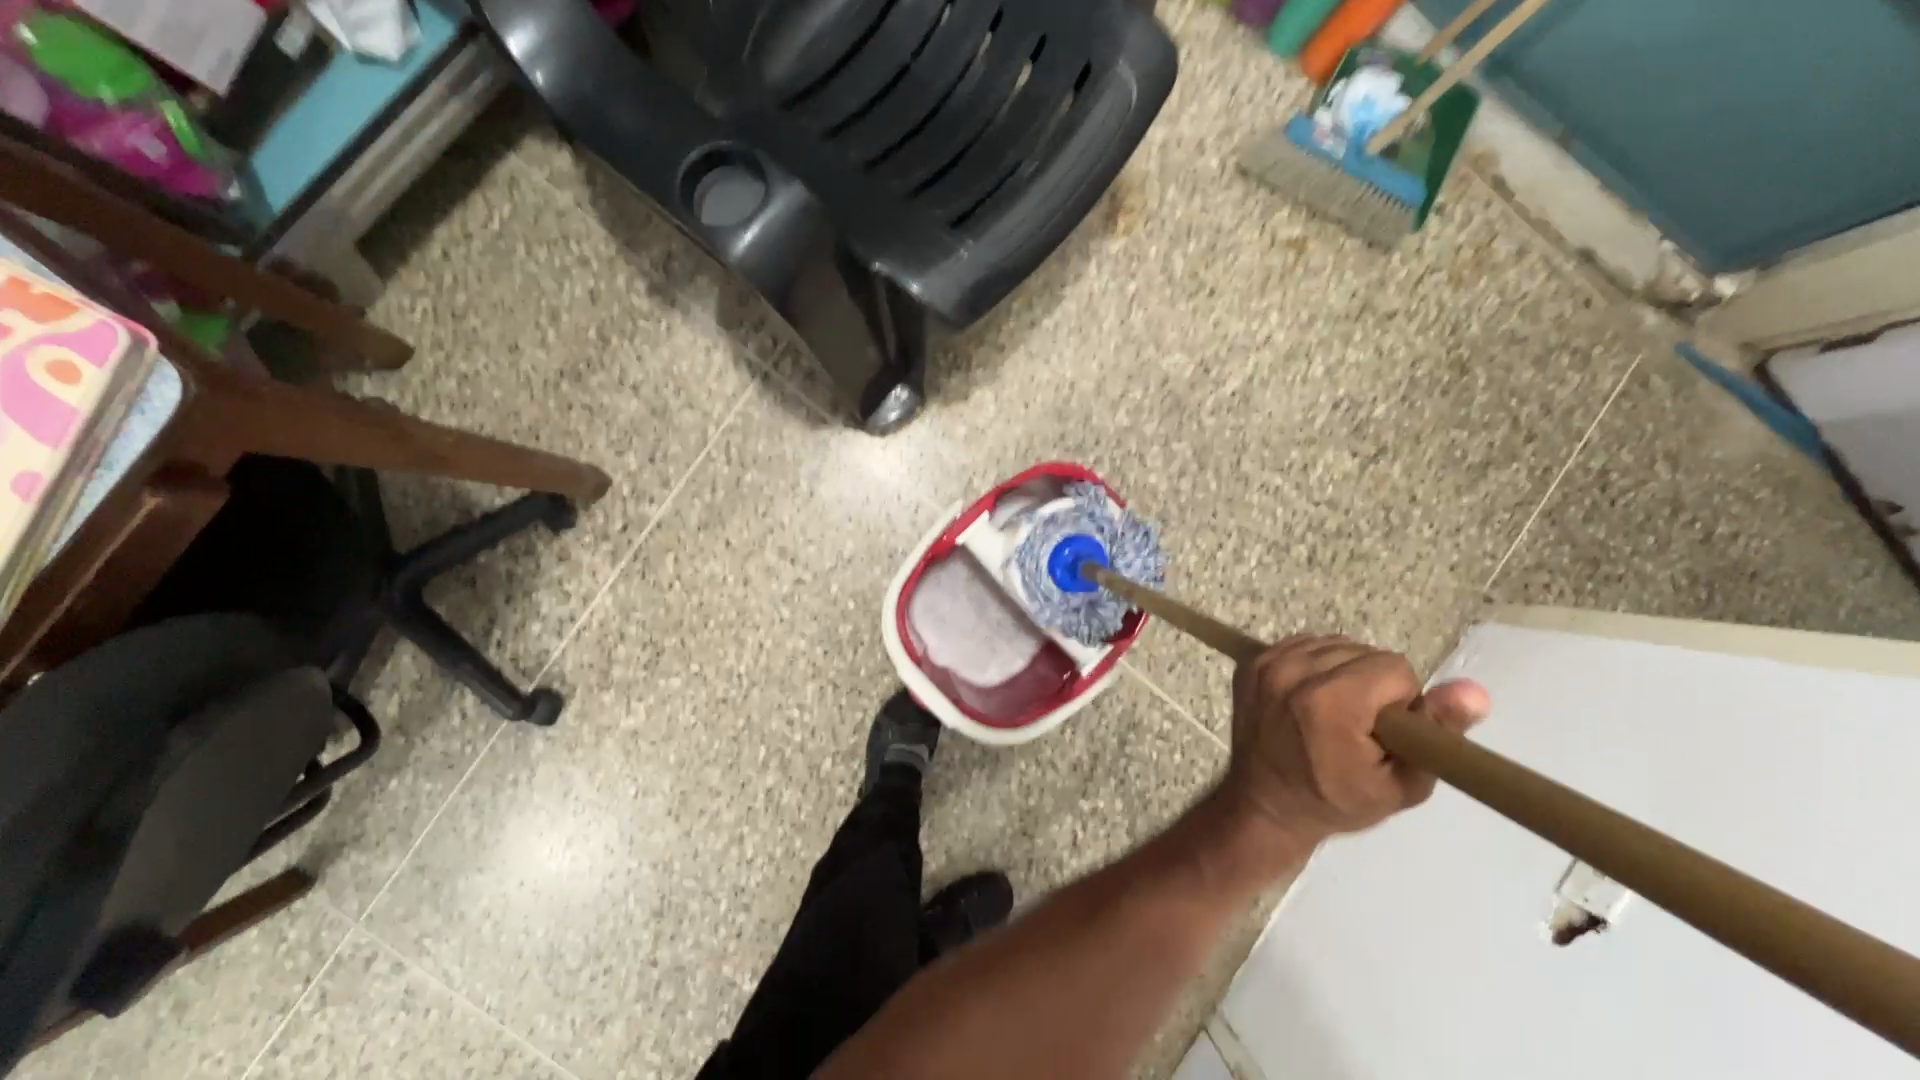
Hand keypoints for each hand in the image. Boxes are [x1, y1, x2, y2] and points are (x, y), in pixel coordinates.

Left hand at [1219, 635, 1489, 849]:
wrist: (1264, 804)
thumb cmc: (1336, 801)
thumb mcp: (1401, 784)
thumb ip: (1438, 733)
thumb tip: (1474, 691)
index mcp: (1330, 701)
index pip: (1395, 668)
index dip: (1400, 700)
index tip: (1383, 732)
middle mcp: (1294, 672)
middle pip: (1365, 653)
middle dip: (1373, 685)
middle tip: (1358, 726)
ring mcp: (1268, 664)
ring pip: (1336, 645)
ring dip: (1345, 672)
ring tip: (1335, 714)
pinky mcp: (1253, 662)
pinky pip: (1306, 645)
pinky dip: (1317, 666)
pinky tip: (1313, 699)